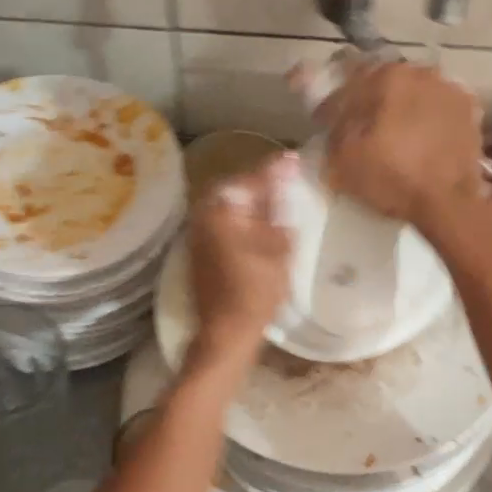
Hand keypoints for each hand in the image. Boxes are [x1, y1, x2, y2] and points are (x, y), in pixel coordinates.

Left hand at [188, 155, 292, 363]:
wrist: (225, 333)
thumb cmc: (255, 292)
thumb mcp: (278, 246)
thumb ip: (279, 204)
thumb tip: (285, 169)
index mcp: (220, 210)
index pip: (251, 178)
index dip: (275, 169)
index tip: (294, 159)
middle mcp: (202, 215)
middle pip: (235, 189)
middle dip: (259, 184)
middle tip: (285, 181)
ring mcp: (196, 234)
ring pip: (227, 207)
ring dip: (250, 203)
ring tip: (276, 204)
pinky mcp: (198, 250)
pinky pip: (222, 223)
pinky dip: (241, 220)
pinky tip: (259, 228)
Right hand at [319, 60, 483, 227]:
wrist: (449, 203)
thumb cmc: (392, 177)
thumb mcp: (343, 160)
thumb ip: (332, 130)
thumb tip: (332, 117)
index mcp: (387, 75)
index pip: (348, 78)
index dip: (334, 100)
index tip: (325, 119)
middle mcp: (421, 71)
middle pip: (385, 82)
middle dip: (370, 101)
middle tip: (360, 127)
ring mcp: (450, 89)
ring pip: (414, 93)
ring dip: (401, 108)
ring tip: (393, 136)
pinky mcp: (470, 112)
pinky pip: (438, 109)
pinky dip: (427, 119)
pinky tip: (420, 140)